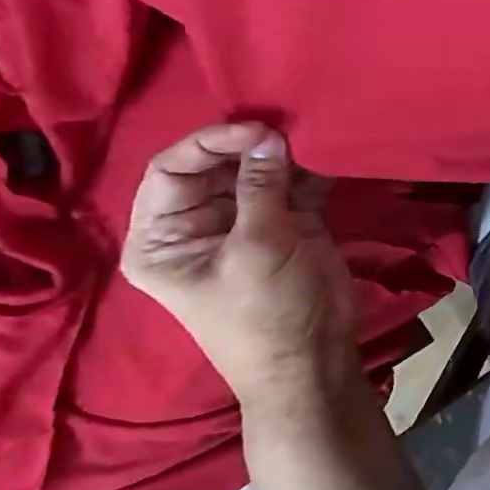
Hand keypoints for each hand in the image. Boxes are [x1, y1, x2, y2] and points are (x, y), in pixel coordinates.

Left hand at [121, 123, 358, 403]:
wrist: (314, 358)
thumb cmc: (264, 314)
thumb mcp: (256, 249)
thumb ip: (261, 187)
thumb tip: (270, 134)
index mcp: (164, 236)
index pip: (172, 170)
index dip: (209, 144)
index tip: (255, 130)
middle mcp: (201, 223)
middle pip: (218, 165)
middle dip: (250, 146)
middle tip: (288, 132)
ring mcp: (248, 221)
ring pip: (259, 170)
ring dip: (284, 154)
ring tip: (310, 140)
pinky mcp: (289, 223)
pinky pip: (295, 185)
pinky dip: (310, 171)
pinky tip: (326, 157)